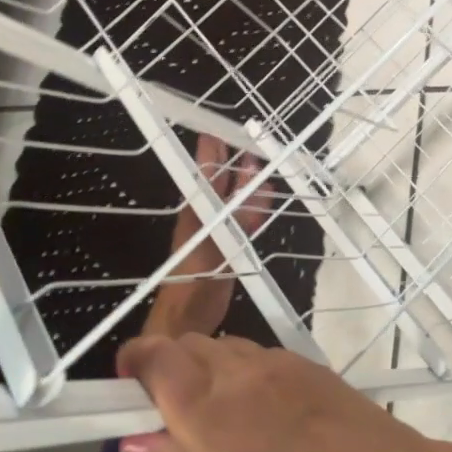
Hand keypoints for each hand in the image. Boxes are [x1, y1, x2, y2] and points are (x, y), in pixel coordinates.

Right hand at [116, 333, 451, 451]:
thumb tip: (139, 439)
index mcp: (210, 410)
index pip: (158, 356)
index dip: (135, 360)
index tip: (123, 383)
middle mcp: (243, 372)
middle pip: (191, 344)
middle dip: (168, 366)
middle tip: (164, 410)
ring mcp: (282, 364)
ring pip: (227, 347)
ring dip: (207, 369)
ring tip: (212, 418)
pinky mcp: (313, 366)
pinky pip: (260, 357)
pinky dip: (242, 373)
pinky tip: (256, 414)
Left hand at [141, 135, 277, 339]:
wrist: (186, 322)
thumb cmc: (193, 286)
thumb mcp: (216, 247)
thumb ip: (237, 218)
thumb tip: (257, 185)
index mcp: (197, 213)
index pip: (205, 174)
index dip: (210, 152)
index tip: (216, 129)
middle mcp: (205, 219)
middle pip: (219, 183)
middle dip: (230, 160)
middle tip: (244, 137)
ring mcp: (216, 234)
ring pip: (232, 200)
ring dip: (244, 182)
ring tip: (257, 161)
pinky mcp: (228, 250)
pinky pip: (243, 220)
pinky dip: (254, 207)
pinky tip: (264, 200)